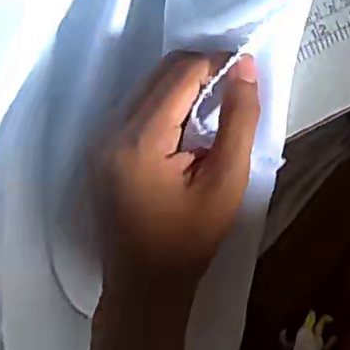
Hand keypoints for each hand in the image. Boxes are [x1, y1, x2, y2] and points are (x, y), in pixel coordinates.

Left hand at [94, 51, 260, 279]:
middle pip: (163, 70)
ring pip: (152, 80)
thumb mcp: (227, 178)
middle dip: (204, 65)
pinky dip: (172, 95)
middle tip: (236, 83)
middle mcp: (111, 133)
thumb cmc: (191, 236)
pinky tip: (193, 117)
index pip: (182, 73)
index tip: (247, 73)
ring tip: (219, 99)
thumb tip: (245, 65)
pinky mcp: (104, 147)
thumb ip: (240, 117)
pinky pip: (142, 99)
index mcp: (139, 141)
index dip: (219, 62)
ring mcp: (102, 140)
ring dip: (188, 78)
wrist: (145, 287)